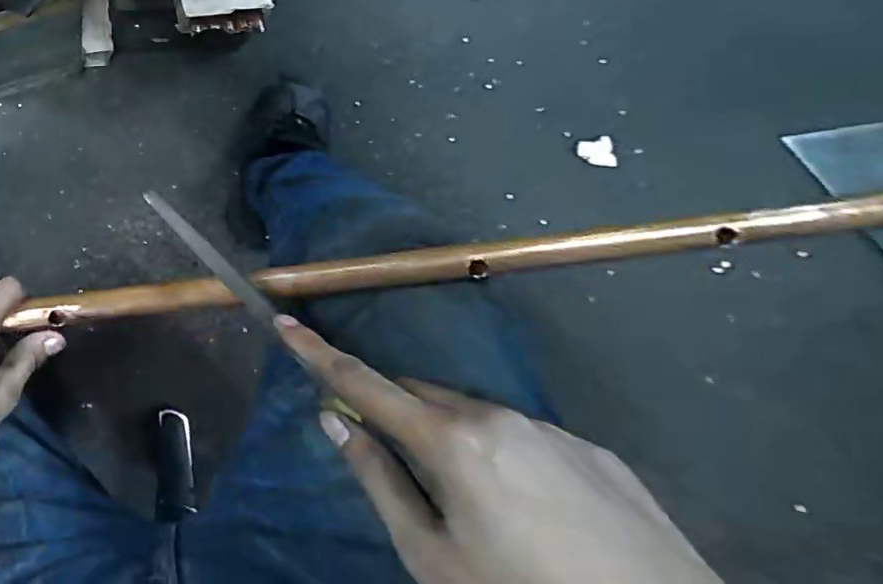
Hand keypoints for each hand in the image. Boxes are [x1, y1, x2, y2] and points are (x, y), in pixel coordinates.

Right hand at [278, 316, 720, 583]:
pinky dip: (509, 458)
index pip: (363, 383)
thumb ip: (379, 481)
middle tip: (400, 465)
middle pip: (420, 397)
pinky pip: (529, 439)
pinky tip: (541, 519)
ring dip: (456, 441)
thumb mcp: (435, 560)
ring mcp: (552, 431)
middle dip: (398, 415)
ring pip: (476, 417)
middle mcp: (497, 415)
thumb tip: (334, 422)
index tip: (284, 322)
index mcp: (450, 440)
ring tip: (485, 511)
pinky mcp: (598, 453)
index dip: (318, 354)